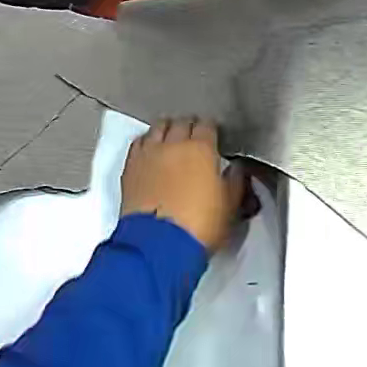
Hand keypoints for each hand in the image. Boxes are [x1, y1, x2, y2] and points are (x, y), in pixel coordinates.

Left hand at [119, 118, 245, 251]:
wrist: (159, 244)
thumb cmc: (199, 225)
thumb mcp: (230, 205)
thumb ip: (236, 180)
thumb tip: (236, 168)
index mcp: (201, 149)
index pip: (207, 126)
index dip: (211, 129)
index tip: (213, 135)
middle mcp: (173, 145)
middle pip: (181, 122)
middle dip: (189, 126)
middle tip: (193, 135)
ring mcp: (148, 154)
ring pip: (157, 127)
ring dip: (166, 129)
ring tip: (171, 137)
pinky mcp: (130, 167)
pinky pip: (139, 143)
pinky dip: (146, 141)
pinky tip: (150, 148)